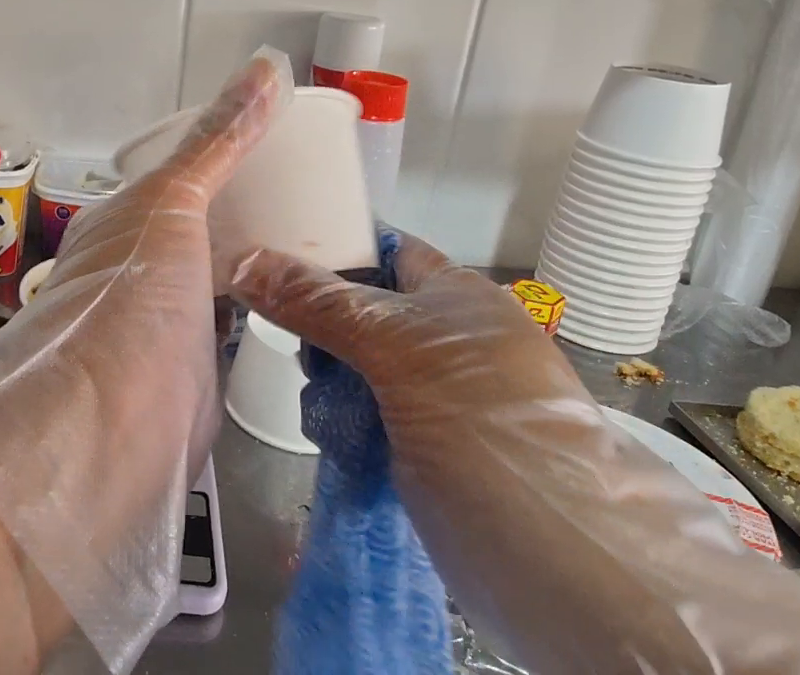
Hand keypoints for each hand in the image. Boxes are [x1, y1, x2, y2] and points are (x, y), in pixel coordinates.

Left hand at [0, 50, 288, 671]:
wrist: (114, 416)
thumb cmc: (131, 290)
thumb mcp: (172, 200)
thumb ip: (216, 141)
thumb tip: (263, 65)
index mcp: (125, 225)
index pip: (178, 181)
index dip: (222, 162)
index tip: (279, 148)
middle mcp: (141, 272)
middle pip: (202, 231)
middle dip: (249, 212)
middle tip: (317, 190)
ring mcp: (168, 324)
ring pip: (221, 279)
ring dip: (260, 261)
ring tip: (324, 235)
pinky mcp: (198, 373)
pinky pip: (239, 327)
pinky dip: (267, 309)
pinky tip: (305, 298)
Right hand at [229, 231, 799, 674]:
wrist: (558, 553)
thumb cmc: (483, 423)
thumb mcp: (397, 349)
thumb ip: (318, 303)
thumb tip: (241, 260)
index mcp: (453, 294)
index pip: (383, 248)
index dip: (331, 246)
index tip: (270, 256)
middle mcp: (445, 336)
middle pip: (358, 310)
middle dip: (317, 326)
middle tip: (293, 346)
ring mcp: (435, 393)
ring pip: (354, 367)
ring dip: (327, 382)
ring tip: (319, 406)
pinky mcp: (423, 444)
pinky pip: (363, 414)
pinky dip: (341, 422)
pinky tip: (330, 436)